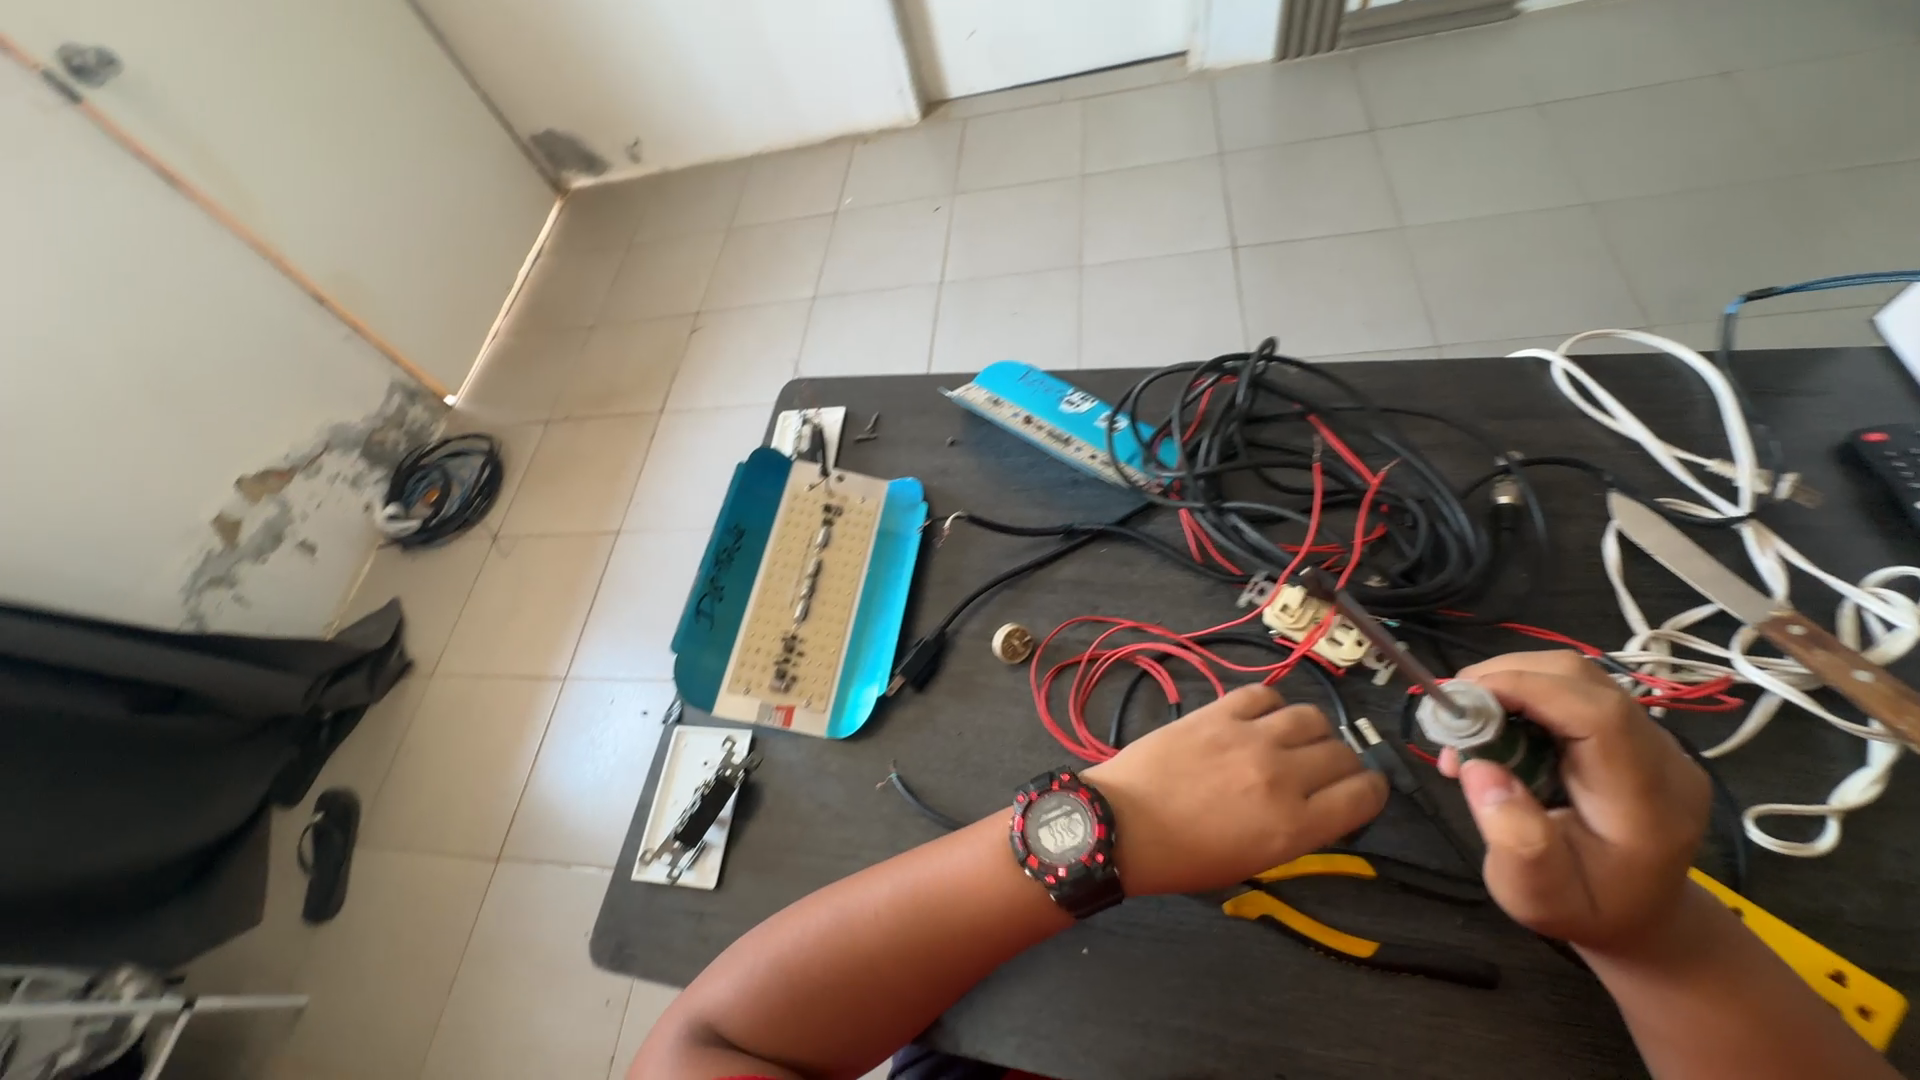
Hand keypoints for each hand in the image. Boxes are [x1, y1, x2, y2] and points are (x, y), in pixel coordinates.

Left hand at [1081, 684, 1387, 897]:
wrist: (1121, 826)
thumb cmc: (1183, 859)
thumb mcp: (1254, 863)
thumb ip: (1297, 831)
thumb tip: (1320, 804)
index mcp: (1295, 826)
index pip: (1365, 795)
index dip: (1370, 792)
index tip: (1359, 791)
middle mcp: (1282, 776)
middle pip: (1341, 754)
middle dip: (1341, 764)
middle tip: (1320, 771)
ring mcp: (1249, 738)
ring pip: (1310, 717)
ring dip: (1311, 731)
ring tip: (1293, 741)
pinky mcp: (1217, 713)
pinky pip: (1264, 694)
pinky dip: (1271, 705)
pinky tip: (1261, 718)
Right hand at [1439, 651, 1710, 953]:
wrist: (1642, 921)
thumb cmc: (1585, 909)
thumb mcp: (1538, 896)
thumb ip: (1515, 840)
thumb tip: (1477, 767)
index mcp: (1646, 802)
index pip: (1597, 714)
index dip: (1524, 690)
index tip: (1458, 700)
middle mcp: (1663, 759)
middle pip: (1584, 681)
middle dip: (1507, 678)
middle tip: (1452, 711)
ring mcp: (1653, 741)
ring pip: (1576, 675)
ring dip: (1510, 681)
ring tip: (1468, 720)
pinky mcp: (1632, 733)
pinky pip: (1573, 688)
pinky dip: (1523, 691)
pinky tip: (1497, 724)